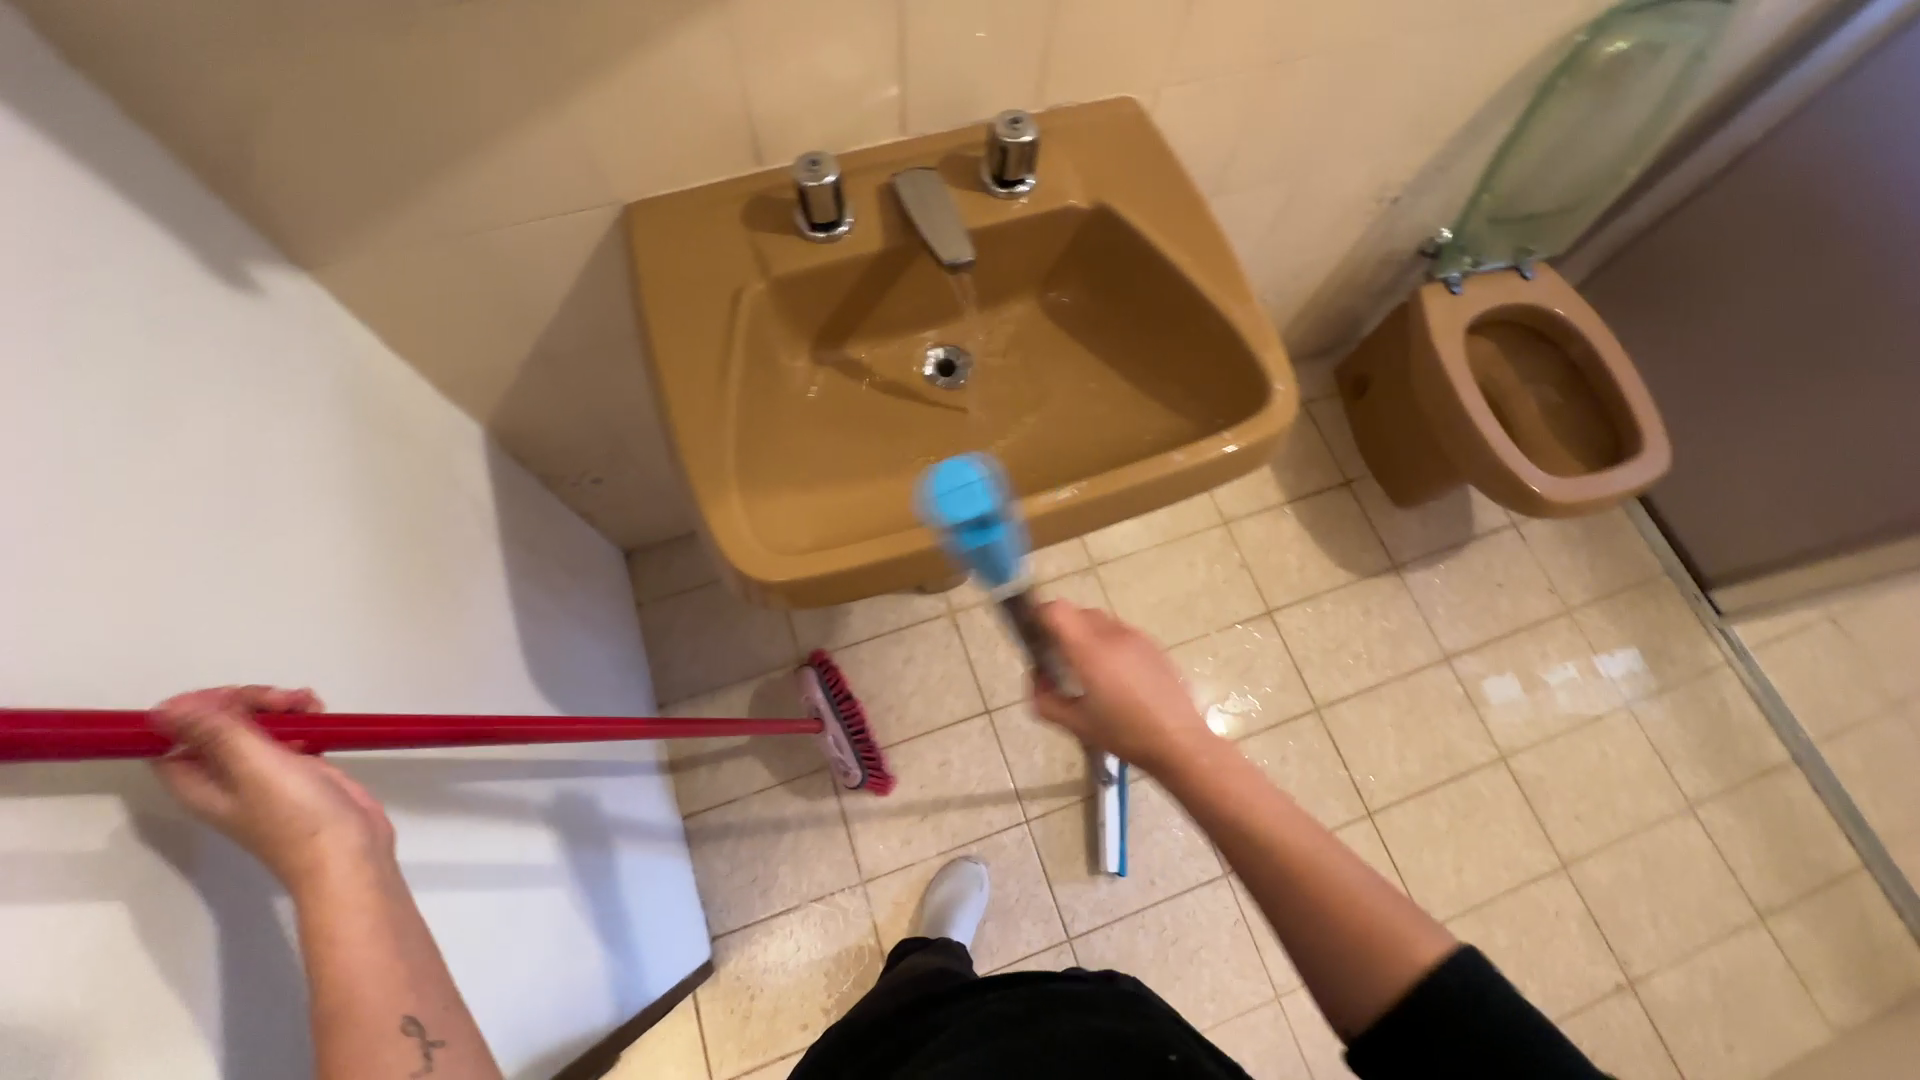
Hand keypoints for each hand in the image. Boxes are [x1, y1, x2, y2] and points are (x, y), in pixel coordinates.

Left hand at [149, 686, 394, 892]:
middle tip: (285, 700)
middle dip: (249, 702)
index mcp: (198, 781)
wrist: (349, 850)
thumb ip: (216, 733)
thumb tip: (167, 707)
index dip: (196, 710)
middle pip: (219, 724)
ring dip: (280, 706)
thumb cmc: (297, 815)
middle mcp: (224, 775)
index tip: (233, 698)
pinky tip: (321, 714)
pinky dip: (302, 718)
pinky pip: (289, 733)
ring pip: (257, 724)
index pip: (174, 736)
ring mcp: (264, 772)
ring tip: (311, 705)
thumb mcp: (255, 769)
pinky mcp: (300, 769)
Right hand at [1030, 602, 1219, 771]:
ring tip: (1088, 670)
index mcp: (1090, 651)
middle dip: (1061, 629)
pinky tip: (1115, 677)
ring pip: (1099, 621)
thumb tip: (1036, 679)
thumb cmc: (1124, 735)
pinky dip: (1107, 643)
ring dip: (1085, 635)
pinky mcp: (1153, 645)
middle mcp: (1113, 635)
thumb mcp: (1075, 724)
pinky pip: (1120, 632)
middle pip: (1076, 613)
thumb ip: (1044, 700)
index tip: (1034, 637)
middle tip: (1057, 659)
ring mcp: (1136, 637)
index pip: (1056, 610)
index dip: (1039, 616)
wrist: (1180, 742)